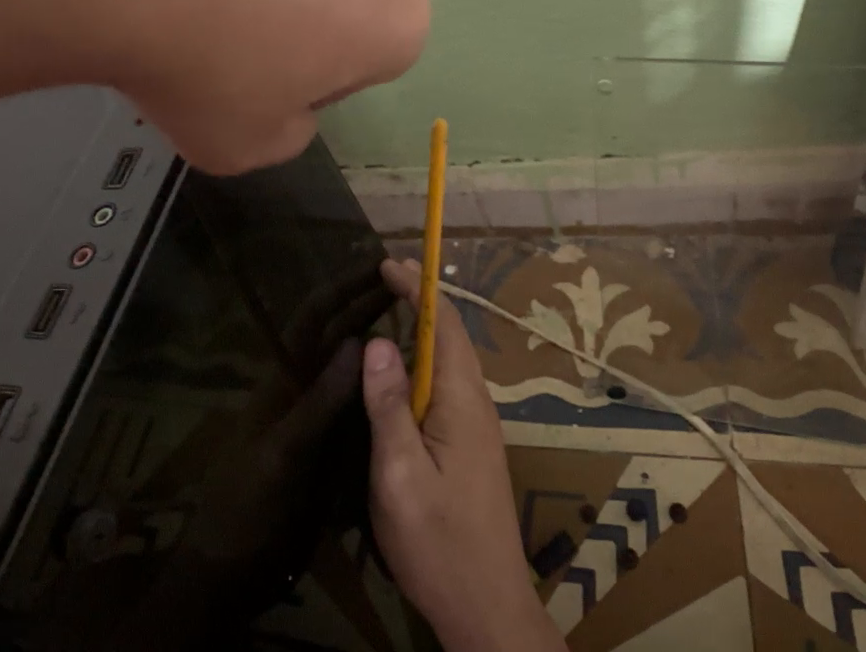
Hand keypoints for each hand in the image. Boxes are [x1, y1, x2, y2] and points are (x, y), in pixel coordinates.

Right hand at [361, 260, 566, 651]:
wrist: (486, 603)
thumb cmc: (438, 541)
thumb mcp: (399, 475)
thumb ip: (389, 407)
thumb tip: (379, 342)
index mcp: (461, 401)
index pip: (442, 325)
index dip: (418, 289)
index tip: (387, 263)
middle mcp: (476, 403)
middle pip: (449, 338)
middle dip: (420, 301)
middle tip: (381, 279)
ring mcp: (478, 426)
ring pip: (449, 362)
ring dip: (422, 331)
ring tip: (386, 314)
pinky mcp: (472, 446)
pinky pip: (447, 387)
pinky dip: (424, 363)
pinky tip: (400, 376)